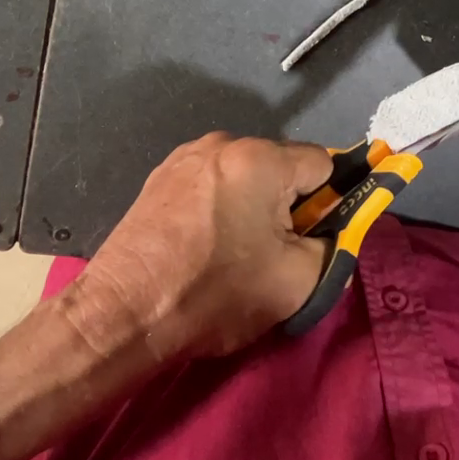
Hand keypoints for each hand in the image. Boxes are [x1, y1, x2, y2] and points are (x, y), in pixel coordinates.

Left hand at [0, 133, 331, 459]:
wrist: (121, 317)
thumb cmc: (214, 295)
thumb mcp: (297, 282)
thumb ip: (335, 247)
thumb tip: (337, 233)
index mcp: (261, 159)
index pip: (324, 163)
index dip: (329, 201)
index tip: (312, 237)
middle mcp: (225, 142)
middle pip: (283, 167)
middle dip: (289, 205)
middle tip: (272, 253)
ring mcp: (187, 156)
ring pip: (248, 176)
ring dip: (254, 206)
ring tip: (233, 253)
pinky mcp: (161, 176)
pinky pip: (214, 182)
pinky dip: (221, 207)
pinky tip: (203, 245)